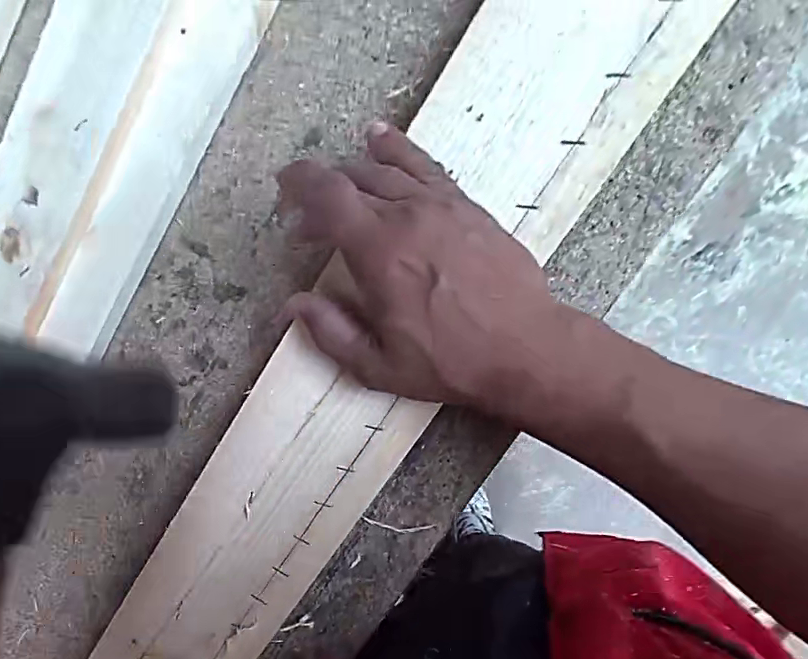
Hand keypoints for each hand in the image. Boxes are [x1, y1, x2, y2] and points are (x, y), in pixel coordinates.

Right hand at [276, 121, 569, 419]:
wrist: (524, 347)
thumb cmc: (451, 362)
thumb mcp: (380, 366)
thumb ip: (332, 334)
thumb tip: (295, 306)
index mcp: (379, 252)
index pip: (326, 195)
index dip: (298, 185)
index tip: (284, 189)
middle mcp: (408, 215)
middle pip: (353, 178)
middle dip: (322, 191)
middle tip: (311, 219)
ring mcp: (442, 205)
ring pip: (387, 168)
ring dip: (355, 171)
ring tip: (339, 176)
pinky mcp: (467, 207)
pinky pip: (425, 166)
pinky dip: (398, 151)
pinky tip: (383, 142)